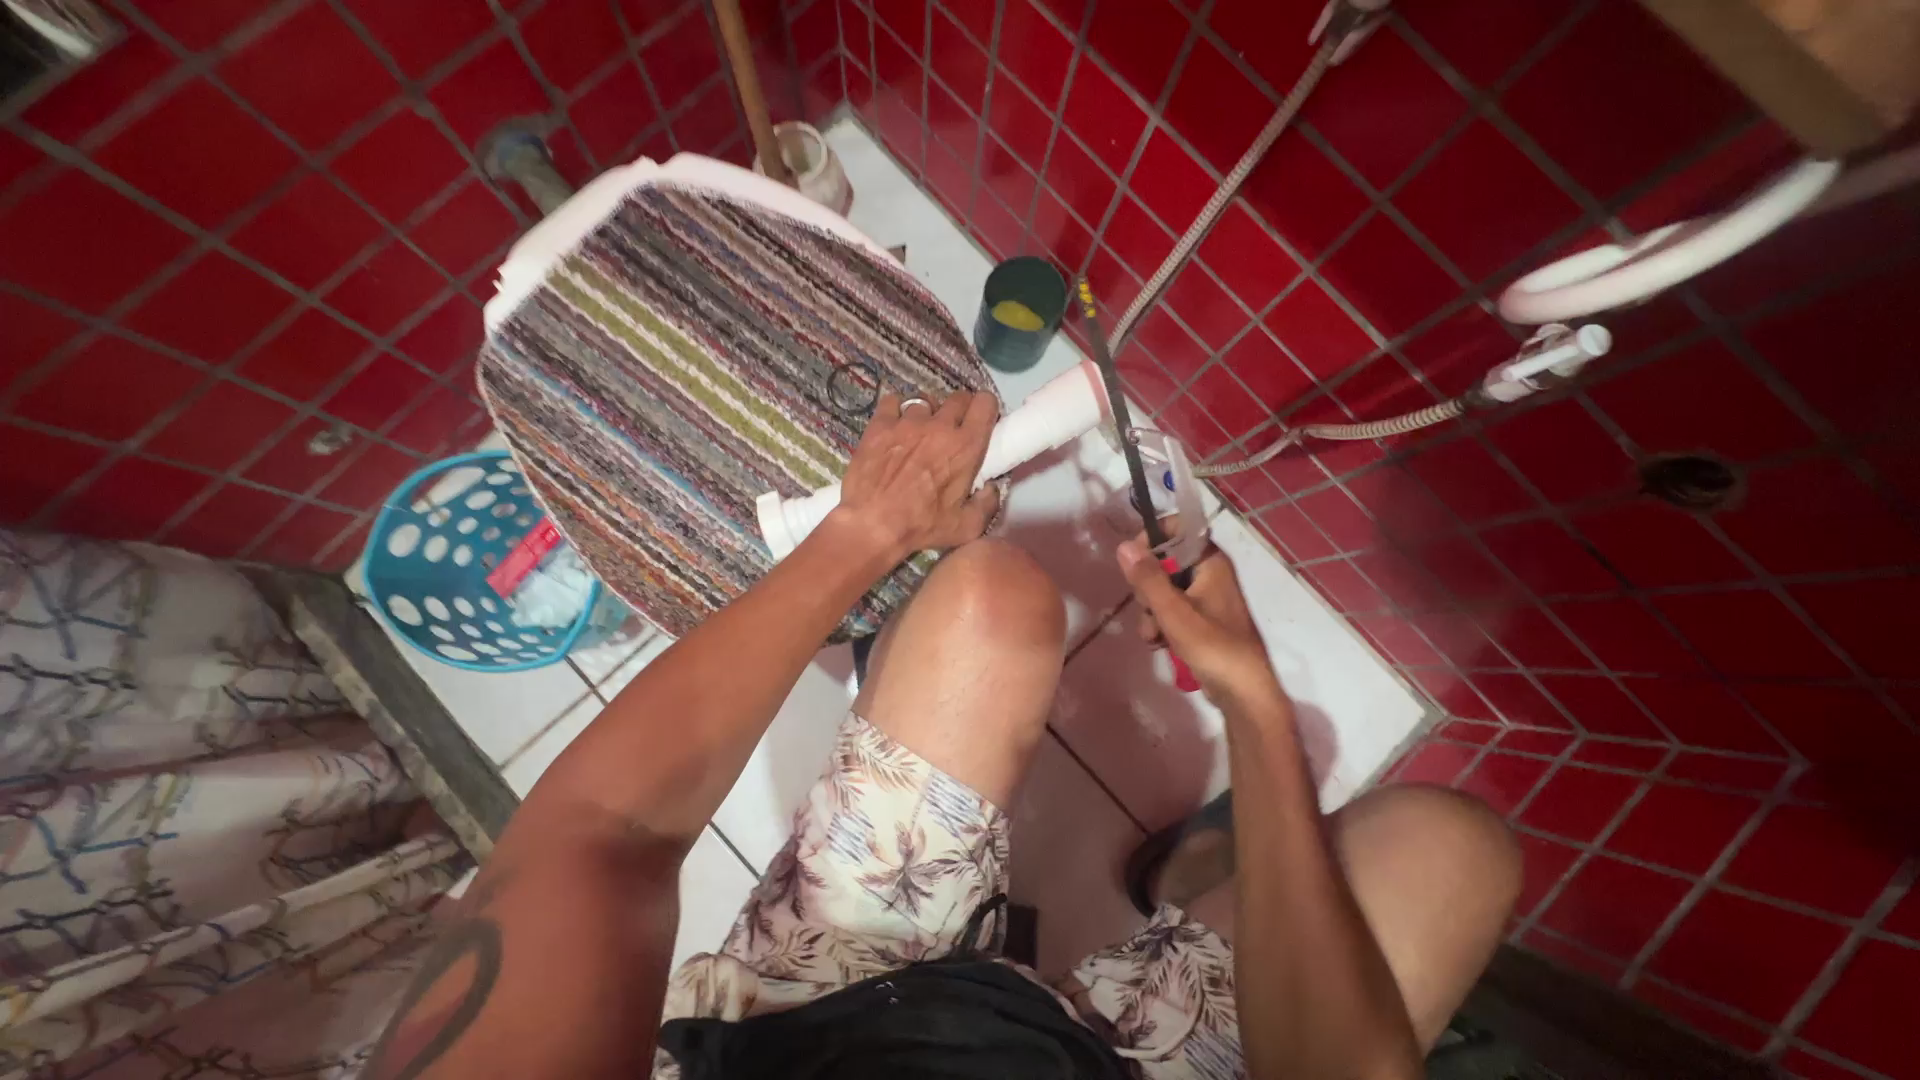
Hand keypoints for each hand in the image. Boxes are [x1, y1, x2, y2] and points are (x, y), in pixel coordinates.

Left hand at [830, 390, 1001, 560]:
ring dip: (928, 413)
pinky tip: (895, 425)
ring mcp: (907, 422)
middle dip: (960, 410)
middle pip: (958, 397)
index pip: (985, 404)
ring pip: (925, 401)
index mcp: (966, 446)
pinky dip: (897, 410)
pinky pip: (893, 402)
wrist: (872, 523)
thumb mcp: (967, 527)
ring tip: (920, 431)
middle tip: (953, 430)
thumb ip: (987, 504)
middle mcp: (939, 426)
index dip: (986, 409)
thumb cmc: (921, 526)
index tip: (981, 422)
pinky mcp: (880, 424)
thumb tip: (991, 488)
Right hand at [1117, 524, 1285, 710]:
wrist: (1244, 693)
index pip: (1179, 529)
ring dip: (1151, 614)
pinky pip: (1170, 613)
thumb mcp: (1174, 612)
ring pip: (1163, 592)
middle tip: (1148, 609)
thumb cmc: (1214, 648)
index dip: (1153, 538)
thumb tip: (1123, 545)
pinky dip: (1161, 626)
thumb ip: (1147, 579)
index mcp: (1211, 563)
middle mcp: (1209, 575)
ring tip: (1155, 637)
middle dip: (1147, 589)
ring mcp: (1204, 600)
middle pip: (1164, 564)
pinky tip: (1159, 645)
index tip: (1133, 560)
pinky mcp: (1200, 623)